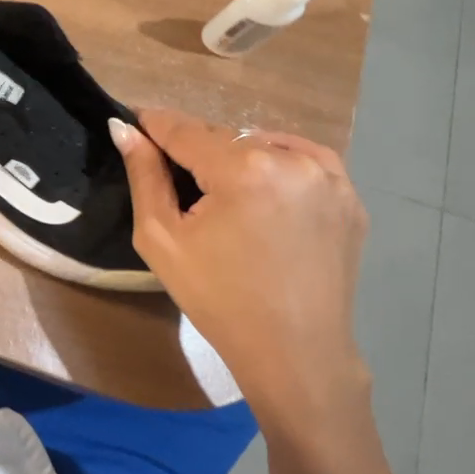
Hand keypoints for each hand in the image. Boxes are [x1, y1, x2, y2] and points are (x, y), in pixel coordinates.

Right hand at [110, 110, 370, 432]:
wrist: (294, 350)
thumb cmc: (216, 297)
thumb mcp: (161, 238)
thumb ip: (143, 176)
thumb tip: (124, 129)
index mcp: (244, 169)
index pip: (184, 128)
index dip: (153, 125)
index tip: (132, 123)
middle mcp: (293, 160)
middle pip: (224, 135)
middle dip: (195, 150)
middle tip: (175, 179)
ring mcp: (330, 177)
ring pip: (263, 144)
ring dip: (236, 157)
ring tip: (221, 194)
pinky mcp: (350, 196)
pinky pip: (302, 161)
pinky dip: (277, 166)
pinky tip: (261, 195)